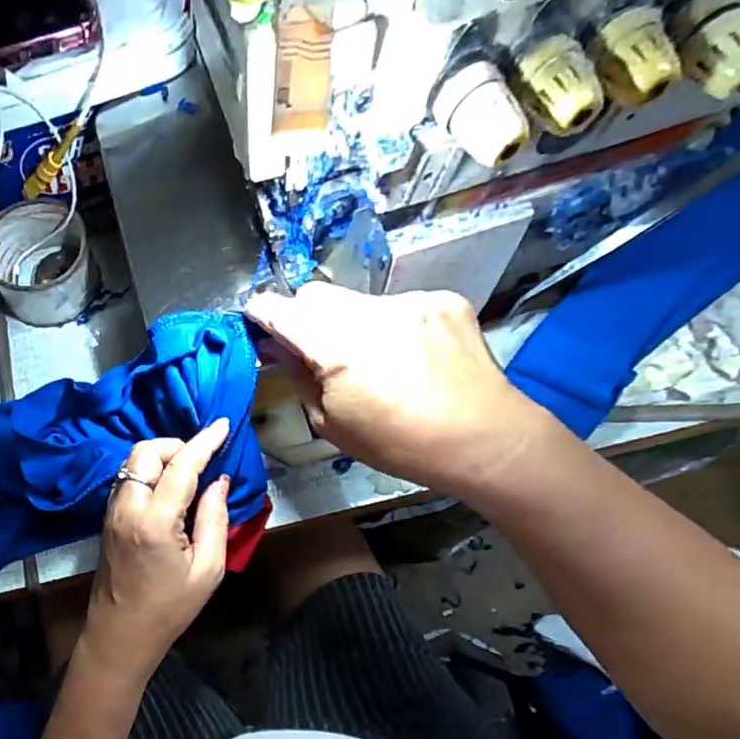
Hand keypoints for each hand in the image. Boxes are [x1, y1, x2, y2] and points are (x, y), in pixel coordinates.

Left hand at [77, 420, 232, 681]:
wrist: (120, 634)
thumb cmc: (169, 609)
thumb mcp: (207, 570)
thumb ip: (214, 520)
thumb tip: (219, 481)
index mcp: (154, 522)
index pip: (181, 467)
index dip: (204, 442)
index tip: (222, 425)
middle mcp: (127, 509)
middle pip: (145, 453)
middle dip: (175, 446)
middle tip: (202, 460)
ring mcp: (112, 513)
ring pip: (131, 463)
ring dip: (160, 458)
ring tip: (188, 473)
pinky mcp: (107, 520)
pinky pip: (126, 480)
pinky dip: (148, 472)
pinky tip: (167, 488)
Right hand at [245, 281, 555, 493]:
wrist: (482, 437)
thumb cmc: (398, 443)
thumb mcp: (332, 424)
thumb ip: (300, 376)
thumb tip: (279, 348)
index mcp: (337, 347)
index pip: (281, 309)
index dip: (261, 312)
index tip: (256, 321)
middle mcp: (370, 311)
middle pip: (316, 295)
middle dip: (304, 318)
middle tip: (312, 351)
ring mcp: (409, 300)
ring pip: (357, 300)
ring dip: (348, 322)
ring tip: (372, 362)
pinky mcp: (441, 299)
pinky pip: (396, 304)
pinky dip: (388, 324)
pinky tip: (408, 357)